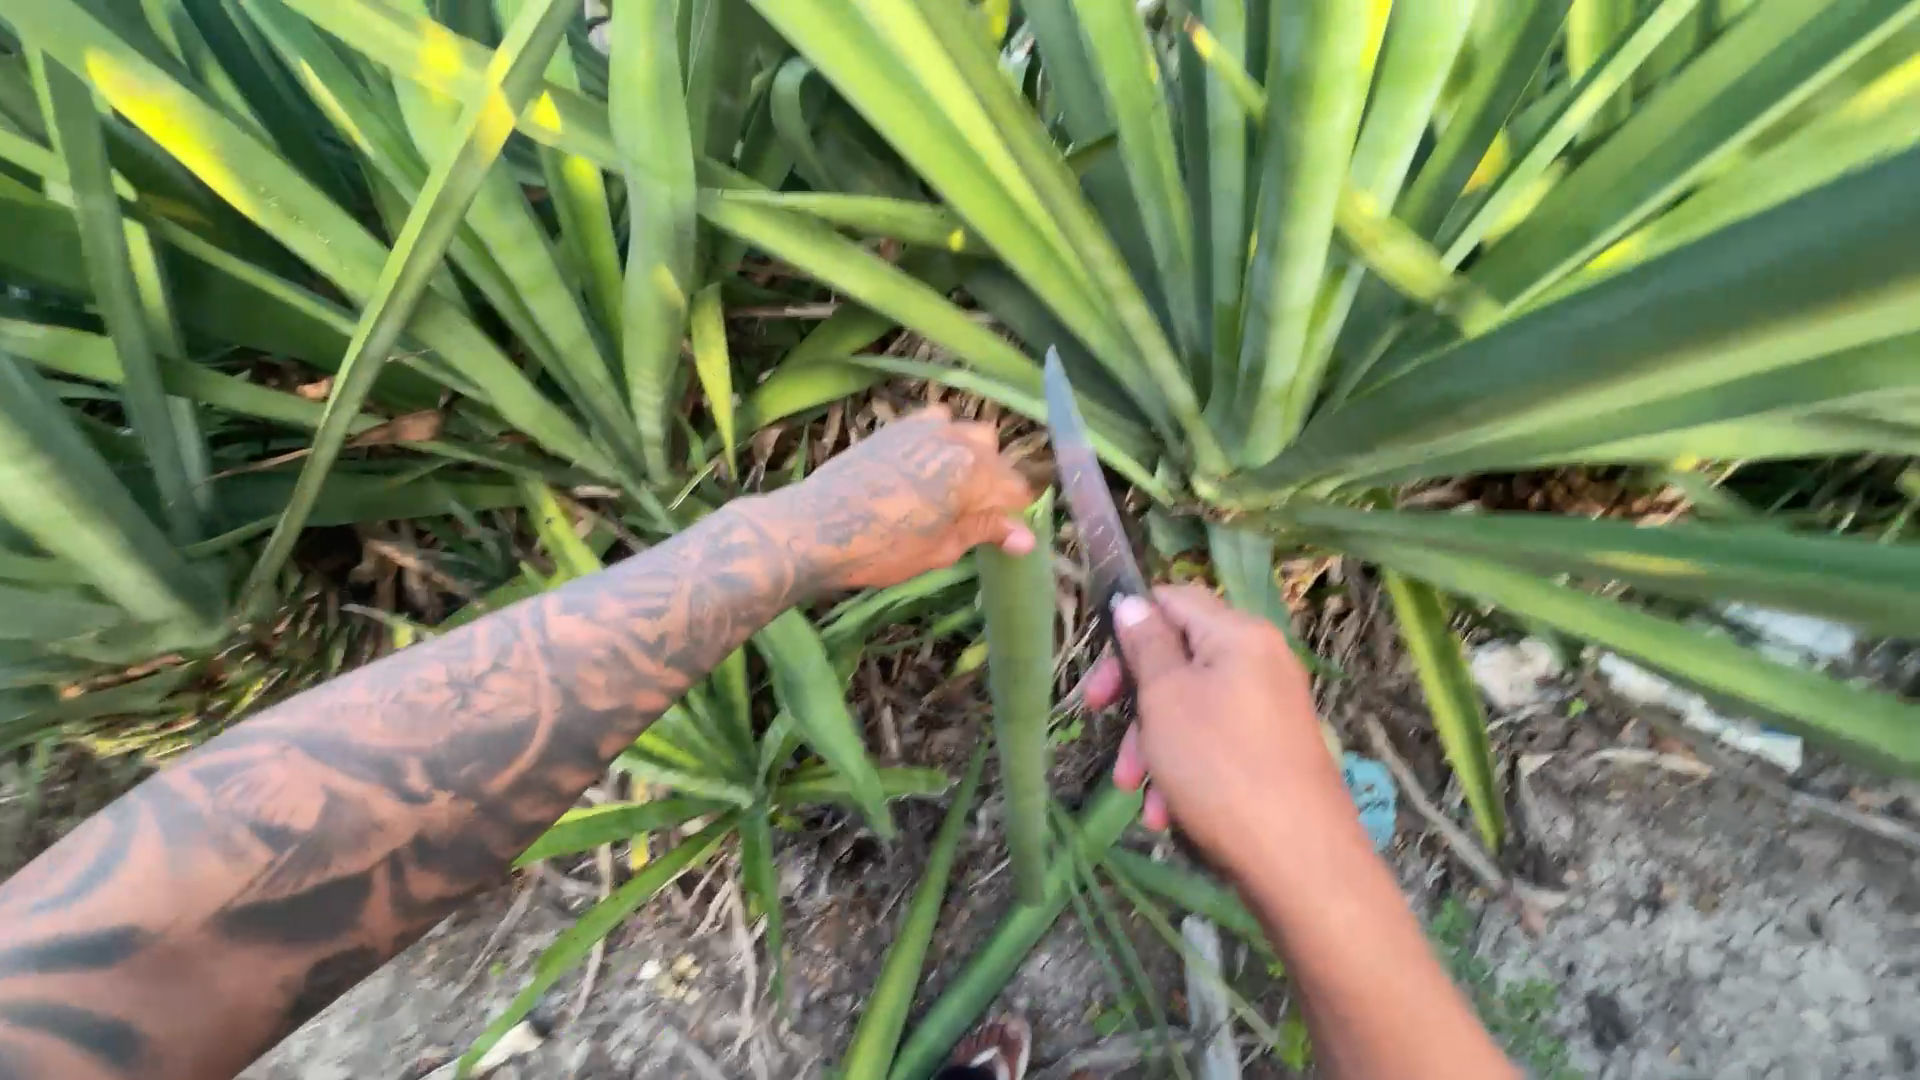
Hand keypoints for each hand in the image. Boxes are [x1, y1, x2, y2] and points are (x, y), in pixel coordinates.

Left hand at [779, 407, 1035, 589]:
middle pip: (997, 458)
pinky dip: (941, 442)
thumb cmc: (883, 549)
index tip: (1000, 534)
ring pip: (969, 435)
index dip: (1012, 515)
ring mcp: (926, 427)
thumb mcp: (942, 549)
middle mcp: (957, 439)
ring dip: (970, 460)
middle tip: (969, 518)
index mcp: (975, 472)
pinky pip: (937, 424)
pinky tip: (923, 469)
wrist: (817, 527)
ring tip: (947, 493)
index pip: (1017, 490)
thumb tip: (1026, 538)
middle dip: (993, 486)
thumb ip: (985, 532)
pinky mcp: (899, 426)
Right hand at [1082, 586, 1348, 872]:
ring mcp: (1267, 707)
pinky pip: (1213, 739)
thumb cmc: (1219, 766)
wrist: (1300, 863)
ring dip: (1151, 742)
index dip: (1129, 624)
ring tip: (1131, 788)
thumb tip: (1131, 602)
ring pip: (1189, 705)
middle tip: (1097, 717)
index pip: (1172, 598)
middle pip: (1177, 656)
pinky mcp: (1270, 748)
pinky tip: (1165, 811)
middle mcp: (1259, 660)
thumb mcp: (1165, 697)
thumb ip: (1145, 644)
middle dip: (1134, 695)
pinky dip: (1182, 765)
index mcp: (1238, 634)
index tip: (1102, 664)